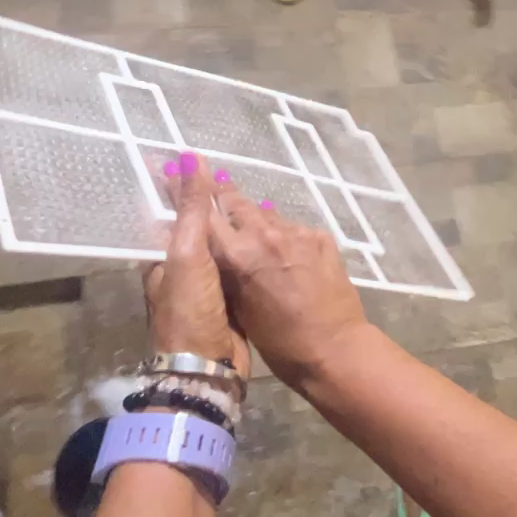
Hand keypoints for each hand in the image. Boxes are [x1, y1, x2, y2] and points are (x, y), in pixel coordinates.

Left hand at [144, 153, 248, 370]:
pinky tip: (264, 233)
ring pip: (220, 245)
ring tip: (253, 194)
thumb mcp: (189, 253)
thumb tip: (188, 156)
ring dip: (232, 224)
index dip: (182, 184)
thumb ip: (193, 207)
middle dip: (211, 201)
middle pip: (198, 226)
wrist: (209, 368)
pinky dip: (248, 249)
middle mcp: (181, 267)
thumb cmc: (191, 308)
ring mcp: (206, 285)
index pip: (172, 210)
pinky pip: (238, 265)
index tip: (196, 155)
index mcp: (163, 256)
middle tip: (232, 170)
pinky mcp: (230, 298)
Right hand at [205, 175, 374, 390]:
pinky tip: (287, 253)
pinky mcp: (320, 237)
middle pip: (237, 203)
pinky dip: (285, 236)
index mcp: (238, 255)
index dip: (190, 191)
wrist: (335, 349)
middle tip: (216, 186)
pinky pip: (294, 228)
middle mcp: (265, 235)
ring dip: (257, 220)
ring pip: (267, 215)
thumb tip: (216, 252)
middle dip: (225, 196)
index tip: (182, 167)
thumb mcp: (239, 309)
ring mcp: (296, 233)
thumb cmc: (278, 342)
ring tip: (254, 230)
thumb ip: (226, 273)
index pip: (205, 214)